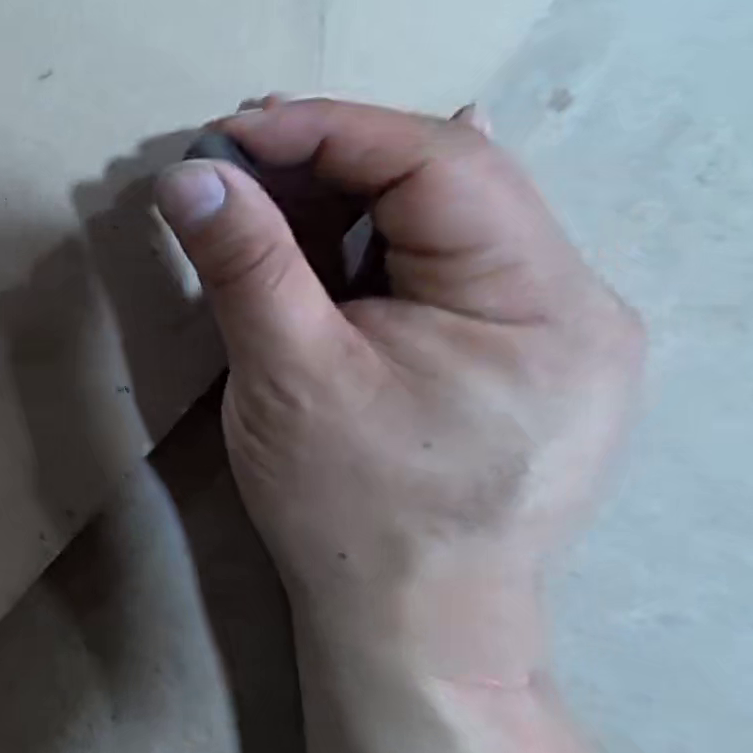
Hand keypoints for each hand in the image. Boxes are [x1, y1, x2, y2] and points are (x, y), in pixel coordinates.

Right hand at [156, 98, 643, 680]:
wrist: (408, 622)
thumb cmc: (350, 507)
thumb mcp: (286, 374)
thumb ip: (243, 263)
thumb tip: (186, 174)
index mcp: (539, 302)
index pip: (437, 165)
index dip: (325, 130)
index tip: (227, 130)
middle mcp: (567, 299)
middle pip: (448, 181)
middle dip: (332, 151)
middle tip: (235, 146)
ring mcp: (541, 326)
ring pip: (437, 217)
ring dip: (342, 188)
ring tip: (258, 177)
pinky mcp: (498, 349)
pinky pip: (433, 259)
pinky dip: (363, 229)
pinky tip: (325, 215)